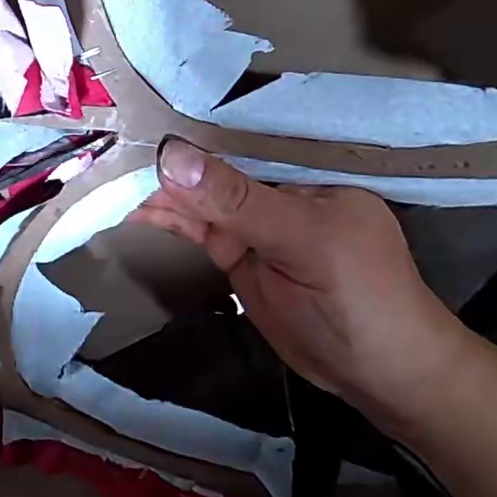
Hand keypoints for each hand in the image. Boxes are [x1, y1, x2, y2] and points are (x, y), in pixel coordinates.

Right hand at [130, 140, 472, 419]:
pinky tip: (137, 215)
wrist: (382, 378)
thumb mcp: (300, 240)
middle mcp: (276, 187)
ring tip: (114, 190)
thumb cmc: (361, 297)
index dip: (194, 128)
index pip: (241, 136)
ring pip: (199, 198)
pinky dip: (167, 222)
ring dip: (160, 195)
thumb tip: (171, 154)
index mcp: (304, 169)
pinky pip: (196, 228)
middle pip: (213, 166)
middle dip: (168, 162)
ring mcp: (255, 222)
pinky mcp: (238, 253)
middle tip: (114, 161)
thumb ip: (235, 199)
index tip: (140, 118)